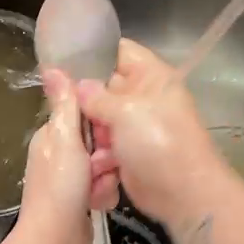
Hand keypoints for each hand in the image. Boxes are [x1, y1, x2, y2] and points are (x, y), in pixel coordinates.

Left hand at [17, 69, 118, 243]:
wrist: (55, 238)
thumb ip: (64, 105)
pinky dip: (104, 195)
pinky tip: (98, 204)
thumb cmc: (59, 187)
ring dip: (106, 178)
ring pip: (105, 165)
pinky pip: (104, 186)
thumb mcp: (64, 139)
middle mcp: (60, 153)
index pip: (85, 113)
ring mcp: (70, 178)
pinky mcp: (81, 198)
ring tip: (97, 190)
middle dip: (105, 156)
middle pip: (99, 141)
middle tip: (99, 167)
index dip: (100, 122)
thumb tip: (52, 67)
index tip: (103, 134)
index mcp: (52, 135)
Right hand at [75, 39, 225, 224]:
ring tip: (86, 145)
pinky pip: (102, 146)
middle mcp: (141, 97)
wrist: (182, 192)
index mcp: (149, 76)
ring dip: (89, 134)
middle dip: (83, 102)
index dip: (91, 55)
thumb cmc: (158, 142)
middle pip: (101, 89)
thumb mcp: (125, 111)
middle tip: (64, 112)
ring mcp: (134, 127)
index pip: (117, 51)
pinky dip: (97, 155)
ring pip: (98, 121)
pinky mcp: (126, 152)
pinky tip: (96, 164)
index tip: (61, 65)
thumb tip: (75, 84)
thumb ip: (96, 96)